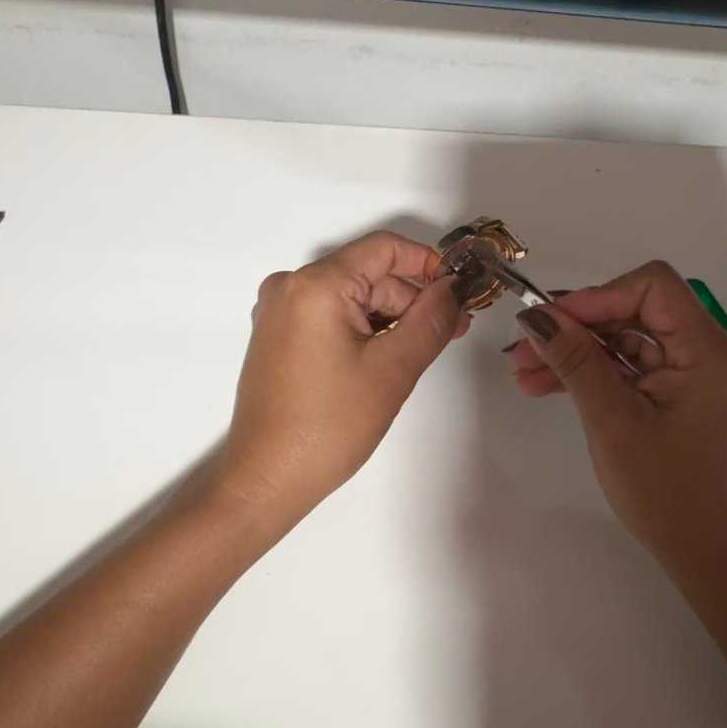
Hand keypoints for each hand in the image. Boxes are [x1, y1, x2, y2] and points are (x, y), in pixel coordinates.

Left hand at [220, 232, 470, 516]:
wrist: (267, 478)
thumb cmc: (329, 425)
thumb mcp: (393, 369)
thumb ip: (431, 319)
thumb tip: (454, 288)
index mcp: (315, 284)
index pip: (384, 249)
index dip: (428, 264)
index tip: (459, 291)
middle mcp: (290, 287)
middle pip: (368, 275)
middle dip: (411, 300)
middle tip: (450, 332)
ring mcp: (278, 312)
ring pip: (351, 297)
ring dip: (389, 318)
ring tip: (419, 354)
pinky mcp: (277, 336)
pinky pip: (330, 316)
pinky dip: (362, 330)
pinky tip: (385, 360)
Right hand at [508, 261, 726, 568]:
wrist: (710, 554)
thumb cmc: (668, 492)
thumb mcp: (614, 422)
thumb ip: (576, 361)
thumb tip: (537, 317)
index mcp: (707, 350)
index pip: (651, 287)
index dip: (596, 296)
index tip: (550, 322)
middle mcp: (707, 350)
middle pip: (634, 311)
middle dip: (576, 327)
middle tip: (523, 350)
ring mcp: (693, 372)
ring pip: (625, 339)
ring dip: (576, 352)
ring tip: (525, 373)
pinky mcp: (680, 392)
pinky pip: (631, 366)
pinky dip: (594, 373)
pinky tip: (549, 386)